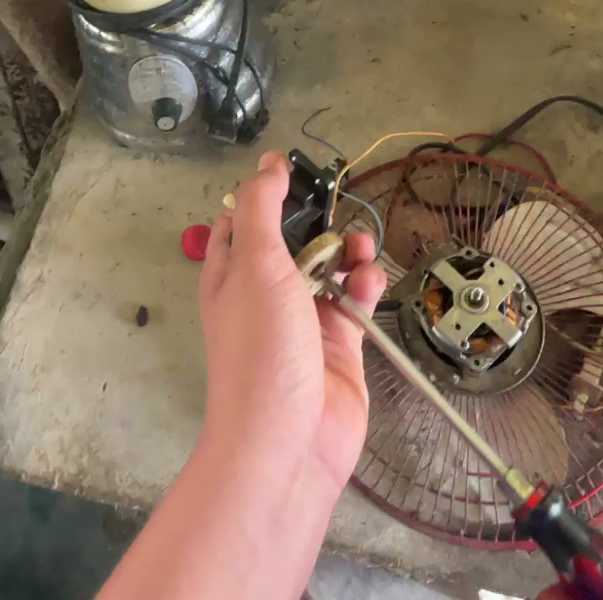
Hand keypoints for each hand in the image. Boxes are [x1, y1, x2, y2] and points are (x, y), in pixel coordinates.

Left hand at [197, 151, 388, 496]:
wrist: (288, 441)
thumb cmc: (262, 345)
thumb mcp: (255, 264)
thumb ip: (263, 208)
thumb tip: (269, 161)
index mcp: (231, 272)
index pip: (245, 219)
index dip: (267, 194)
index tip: (297, 173)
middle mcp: (264, 292)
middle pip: (293, 240)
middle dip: (318, 222)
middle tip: (340, 211)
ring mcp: (302, 319)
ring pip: (328, 268)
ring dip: (348, 252)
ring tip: (361, 251)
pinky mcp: (338, 344)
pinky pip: (354, 301)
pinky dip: (365, 286)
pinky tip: (371, 281)